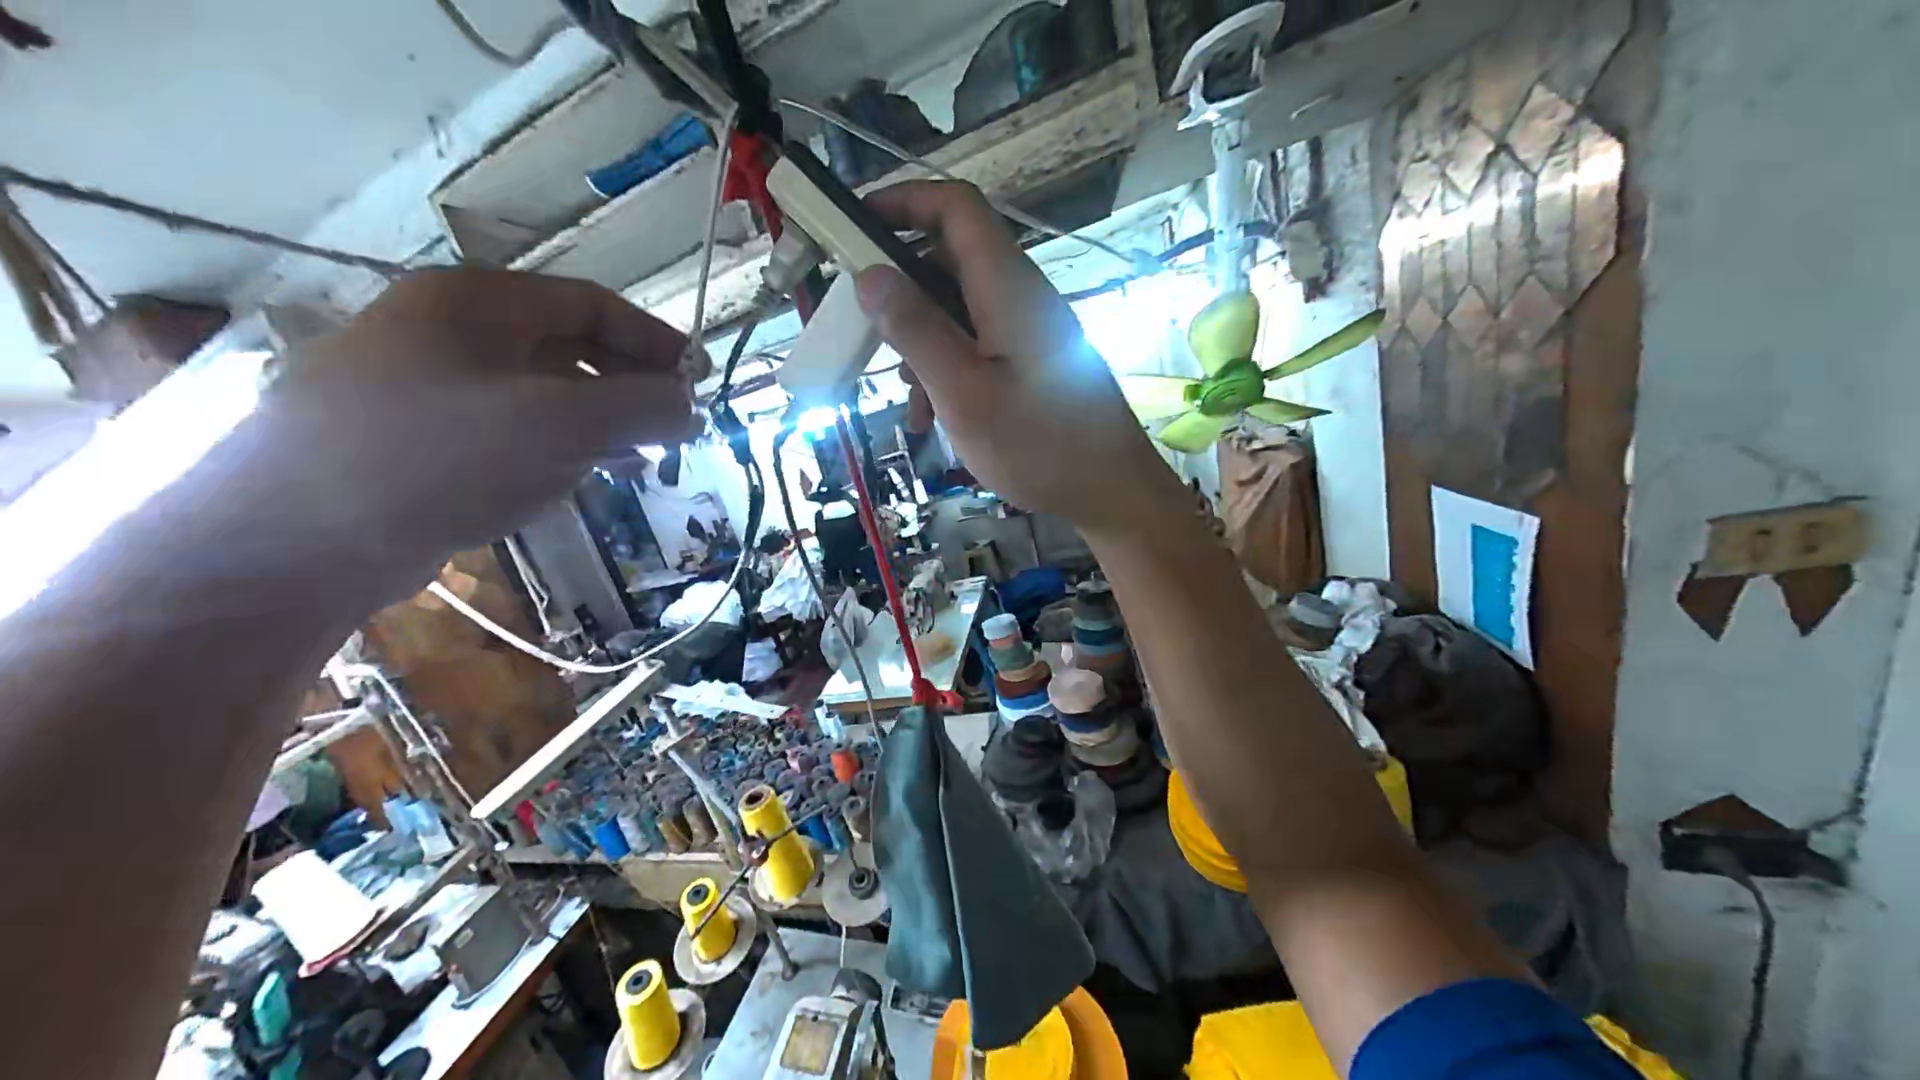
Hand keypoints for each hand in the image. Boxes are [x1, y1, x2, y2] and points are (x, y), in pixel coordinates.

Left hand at [258, 268, 704, 582]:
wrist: (293, 540)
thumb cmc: (442, 456)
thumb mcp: (564, 424)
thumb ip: (644, 407)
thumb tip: (691, 407)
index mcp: (478, 301)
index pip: (593, 304)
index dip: (655, 341)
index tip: (698, 381)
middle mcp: (448, 331)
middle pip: (568, 347)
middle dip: (629, 387)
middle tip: (672, 428)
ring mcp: (425, 385)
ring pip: (539, 392)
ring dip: (597, 421)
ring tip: (639, 458)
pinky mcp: (416, 439)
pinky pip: (507, 429)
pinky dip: (555, 446)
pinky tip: (579, 477)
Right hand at [855, 181, 1183, 533]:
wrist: (1113, 492)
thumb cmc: (1039, 446)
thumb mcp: (964, 392)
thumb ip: (917, 330)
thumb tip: (871, 276)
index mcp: (1008, 287)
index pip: (957, 207)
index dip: (905, 201)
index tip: (856, 226)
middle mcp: (1022, 296)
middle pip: (951, 262)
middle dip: (904, 297)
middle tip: (869, 336)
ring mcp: (1030, 330)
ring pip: (960, 312)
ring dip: (923, 347)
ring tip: (911, 404)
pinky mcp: (1034, 361)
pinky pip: (980, 346)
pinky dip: (949, 371)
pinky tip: (935, 419)